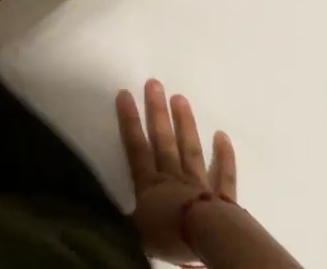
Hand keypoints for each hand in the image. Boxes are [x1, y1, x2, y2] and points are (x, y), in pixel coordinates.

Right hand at [116, 79, 236, 263]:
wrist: (208, 242)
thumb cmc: (169, 237)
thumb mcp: (135, 233)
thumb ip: (122, 217)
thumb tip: (102, 208)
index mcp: (149, 184)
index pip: (136, 147)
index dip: (129, 120)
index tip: (125, 93)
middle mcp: (172, 177)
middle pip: (163, 140)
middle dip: (157, 111)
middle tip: (155, 84)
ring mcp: (199, 184)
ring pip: (189, 149)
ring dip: (185, 123)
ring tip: (181, 98)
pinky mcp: (222, 197)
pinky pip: (224, 174)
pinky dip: (224, 156)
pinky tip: (222, 136)